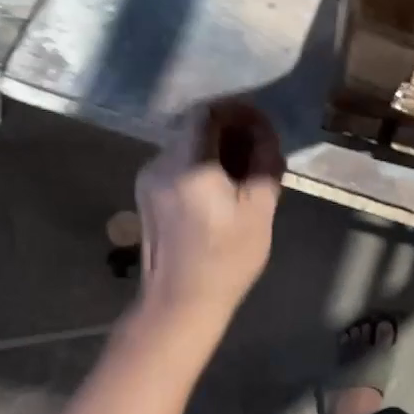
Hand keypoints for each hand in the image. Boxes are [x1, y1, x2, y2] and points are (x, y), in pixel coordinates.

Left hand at [134, 100, 284, 329]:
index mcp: (189, 166)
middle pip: (196, 126)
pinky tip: (226, 187)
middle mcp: (161, 165)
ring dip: (219, 147)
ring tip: (248, 171)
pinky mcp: (147, 195)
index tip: (263, 125)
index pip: (207, 112)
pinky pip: (179, 163)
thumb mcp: (260, 209)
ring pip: (188, 144)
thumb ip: (265, 163)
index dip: (238, 110)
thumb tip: (265, 135)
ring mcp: (149, 180)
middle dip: (232, 130)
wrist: (180, 303)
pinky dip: (204, 164)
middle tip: (263, 150)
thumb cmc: (227, 258)